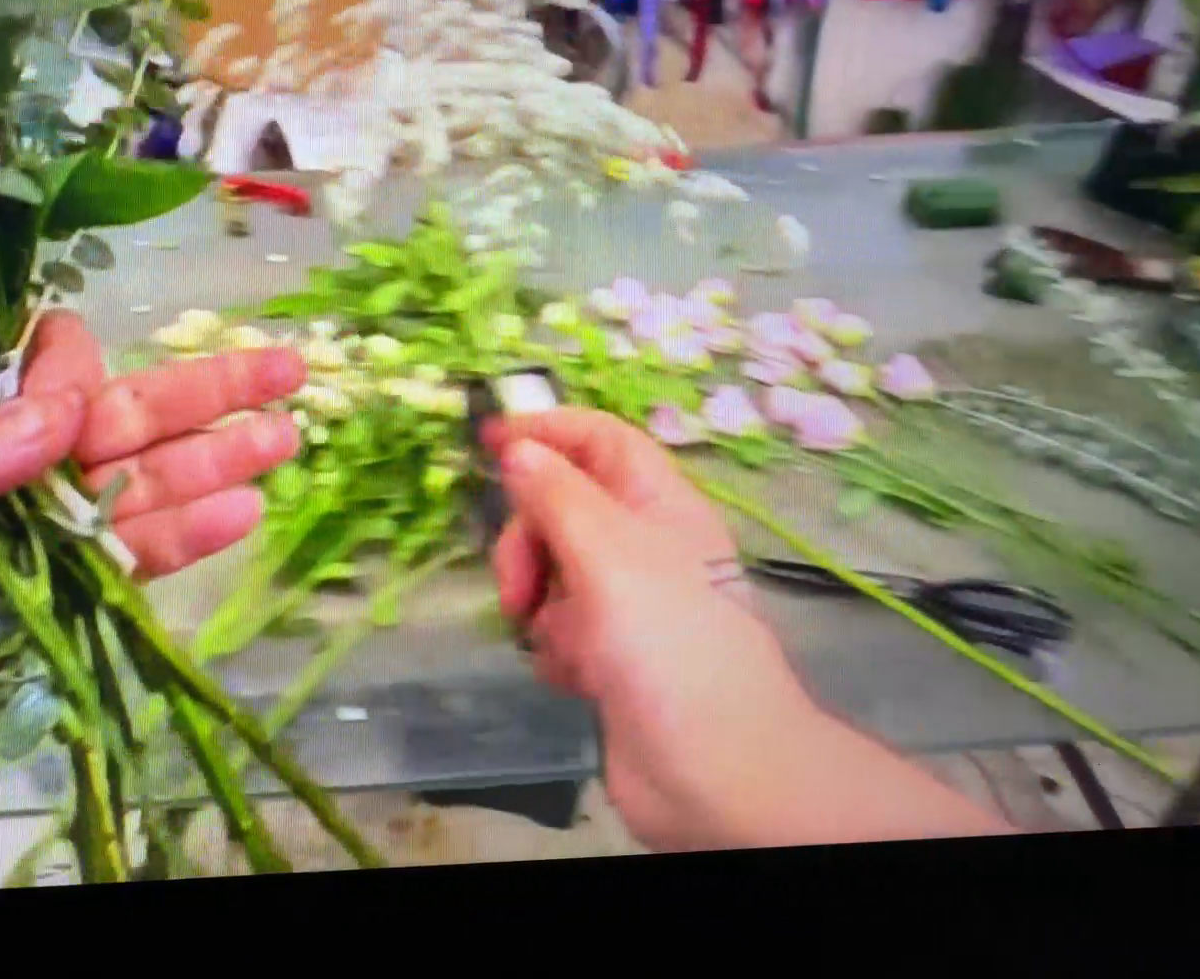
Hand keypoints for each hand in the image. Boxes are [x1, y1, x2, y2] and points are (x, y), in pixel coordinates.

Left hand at [0, 312, 306, 768]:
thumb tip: (62, 416)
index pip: (55, 368)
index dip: (78, 376)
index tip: (75, 412)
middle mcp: (25, 463)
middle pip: (133, 417)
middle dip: (210, 393)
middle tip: (286, 370)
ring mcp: (53, 530)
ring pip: (153, 485)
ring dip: (219, 462)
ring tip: (284, 439)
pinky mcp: (67, 593)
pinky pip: (137, 558)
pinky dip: (188, 538)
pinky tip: (242, 513)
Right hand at [485, 408, 825, 849]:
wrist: (710, 770)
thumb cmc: (666, 644)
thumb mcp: (607, 551)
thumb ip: (556, 494)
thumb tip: (519, 449)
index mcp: (656, 503)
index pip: (598, 439)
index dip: (546, 429)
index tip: (489, 440)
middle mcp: (639, 543)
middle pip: (559, 507)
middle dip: (526, 542)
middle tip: (518, 587)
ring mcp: (622, 599)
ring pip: (548, 569)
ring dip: (537, 602)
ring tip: (555, 643)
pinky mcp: (606, 649)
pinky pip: (554, 623)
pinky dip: (553, 644)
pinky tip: (574, 676)